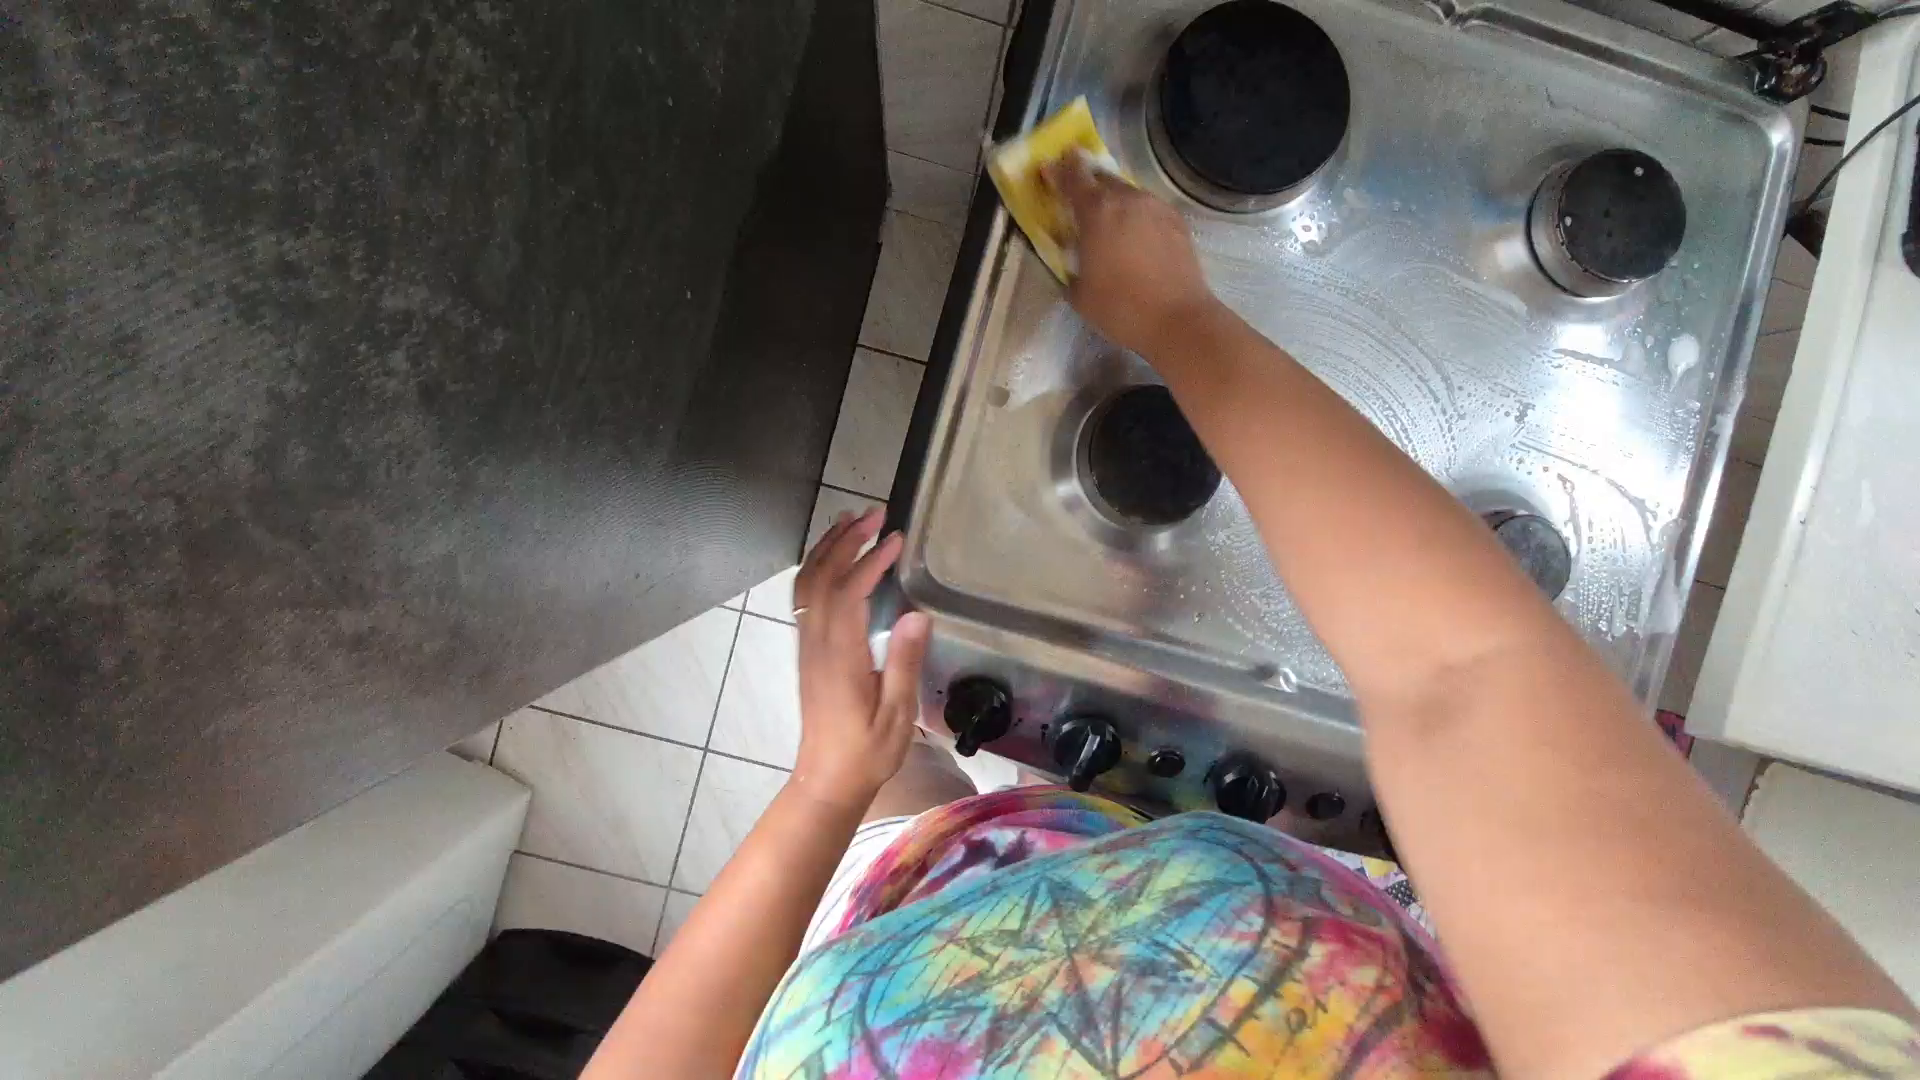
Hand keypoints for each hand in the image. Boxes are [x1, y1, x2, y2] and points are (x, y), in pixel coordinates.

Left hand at [789, 508, 931, 809]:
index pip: (849, 592)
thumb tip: (917, 614)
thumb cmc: (867, 751)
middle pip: (822, 577)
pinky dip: (818, 567)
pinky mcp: (807, 650)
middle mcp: (817, 643)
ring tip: (850, 521)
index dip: (870, 560)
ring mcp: (807, 645)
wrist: (826, 778)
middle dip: (846, 540)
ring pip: (808, 584)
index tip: (895, 539)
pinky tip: (835, 559)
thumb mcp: (897, 714)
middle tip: (874, 514)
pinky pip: (805, 597)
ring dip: (827, 548)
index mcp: (840, 656)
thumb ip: (904, 663)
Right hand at [1043, 154, 1221, 355]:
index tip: (1050, 169)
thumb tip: (1074, 261)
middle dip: (1088, 184)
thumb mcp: (1079, 293)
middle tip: (1078, 198)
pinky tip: (1134, 238)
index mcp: (1097, 212)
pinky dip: (1136, 216)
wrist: (1176, 319)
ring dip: (1114, 201)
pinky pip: (1148, 209)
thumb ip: (1071, 266)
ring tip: (1108, 223)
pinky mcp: (1176, 221)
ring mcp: (1156, 207)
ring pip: (1128, 193)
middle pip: (1103, 178)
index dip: (1059, 171)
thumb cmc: (1120, 308)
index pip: (1073, 178)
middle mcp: (1128, 199)